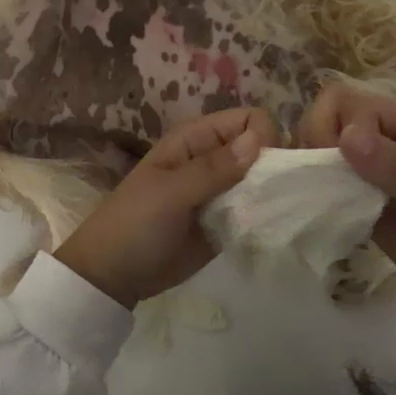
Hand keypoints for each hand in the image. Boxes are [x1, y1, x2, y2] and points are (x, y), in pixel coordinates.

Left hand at [54, 108, 276, 307]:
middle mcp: (214, 159)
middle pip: (261, 149)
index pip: (248, 120)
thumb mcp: (171, 193)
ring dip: (274, 194)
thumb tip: (258, 140)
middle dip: (275, 167)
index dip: (264, 138)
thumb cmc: (136, 222)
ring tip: (278, 216)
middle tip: (281, 196)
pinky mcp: (228, 222)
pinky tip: (271, 231)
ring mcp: (222, 192)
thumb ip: (214, 169)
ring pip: (262, 180)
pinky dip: (266, 217)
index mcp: (196, 139)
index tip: (270, 168)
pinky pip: (256, 211)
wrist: (114, 274)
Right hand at [302, 87, 395, 358]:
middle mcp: (394, 135)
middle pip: (337, 115)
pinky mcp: (368, 196)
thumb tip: (344, 136)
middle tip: (322, 175)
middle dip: (321, 139)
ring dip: (318, 163)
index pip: (356, 103)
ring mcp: (379, 166)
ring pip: (330, 145)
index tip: (337, 164)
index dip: (339, 128)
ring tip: (318, 189)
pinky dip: (322, 187)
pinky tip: (320, 201)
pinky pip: (334, 179)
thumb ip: (392, 165)